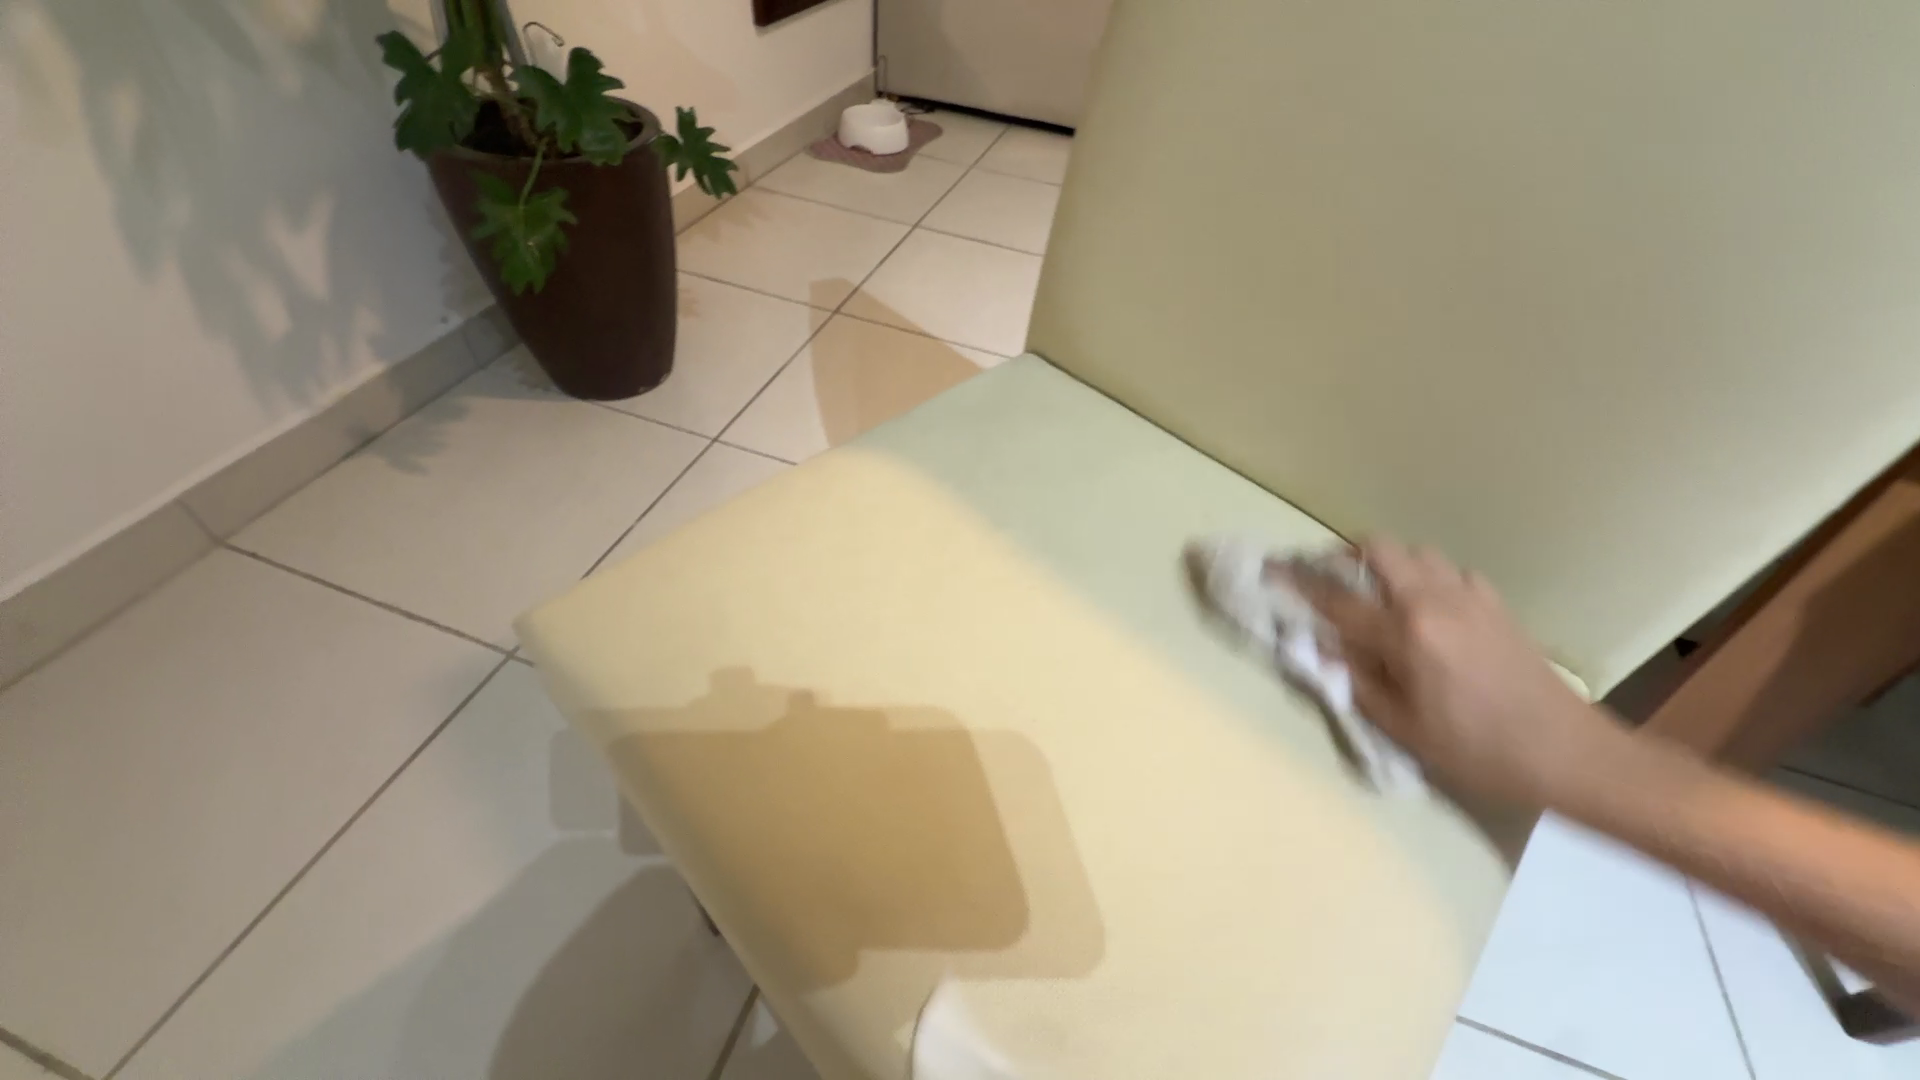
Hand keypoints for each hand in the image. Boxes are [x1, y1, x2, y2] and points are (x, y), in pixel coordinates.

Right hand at [1292, 538, 1615, 805]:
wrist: (1569, 753)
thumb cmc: (1477, 749)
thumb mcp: (1402, 726)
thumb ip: (1357, 680)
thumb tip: (1324, 647)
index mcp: (1405, 634)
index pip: (1336, 598)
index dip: (1297, 581)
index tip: (1271, 568)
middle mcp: (1434, 601)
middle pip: (1381, 549)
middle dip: (1346, 554)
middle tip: (1329, 577)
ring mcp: (1470, 597)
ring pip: (1418, 552)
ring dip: (1389, 562)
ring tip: (1376, 590)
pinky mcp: (1496, 604)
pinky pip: (1452, 571)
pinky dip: (1429, 577)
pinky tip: (1428, 607)